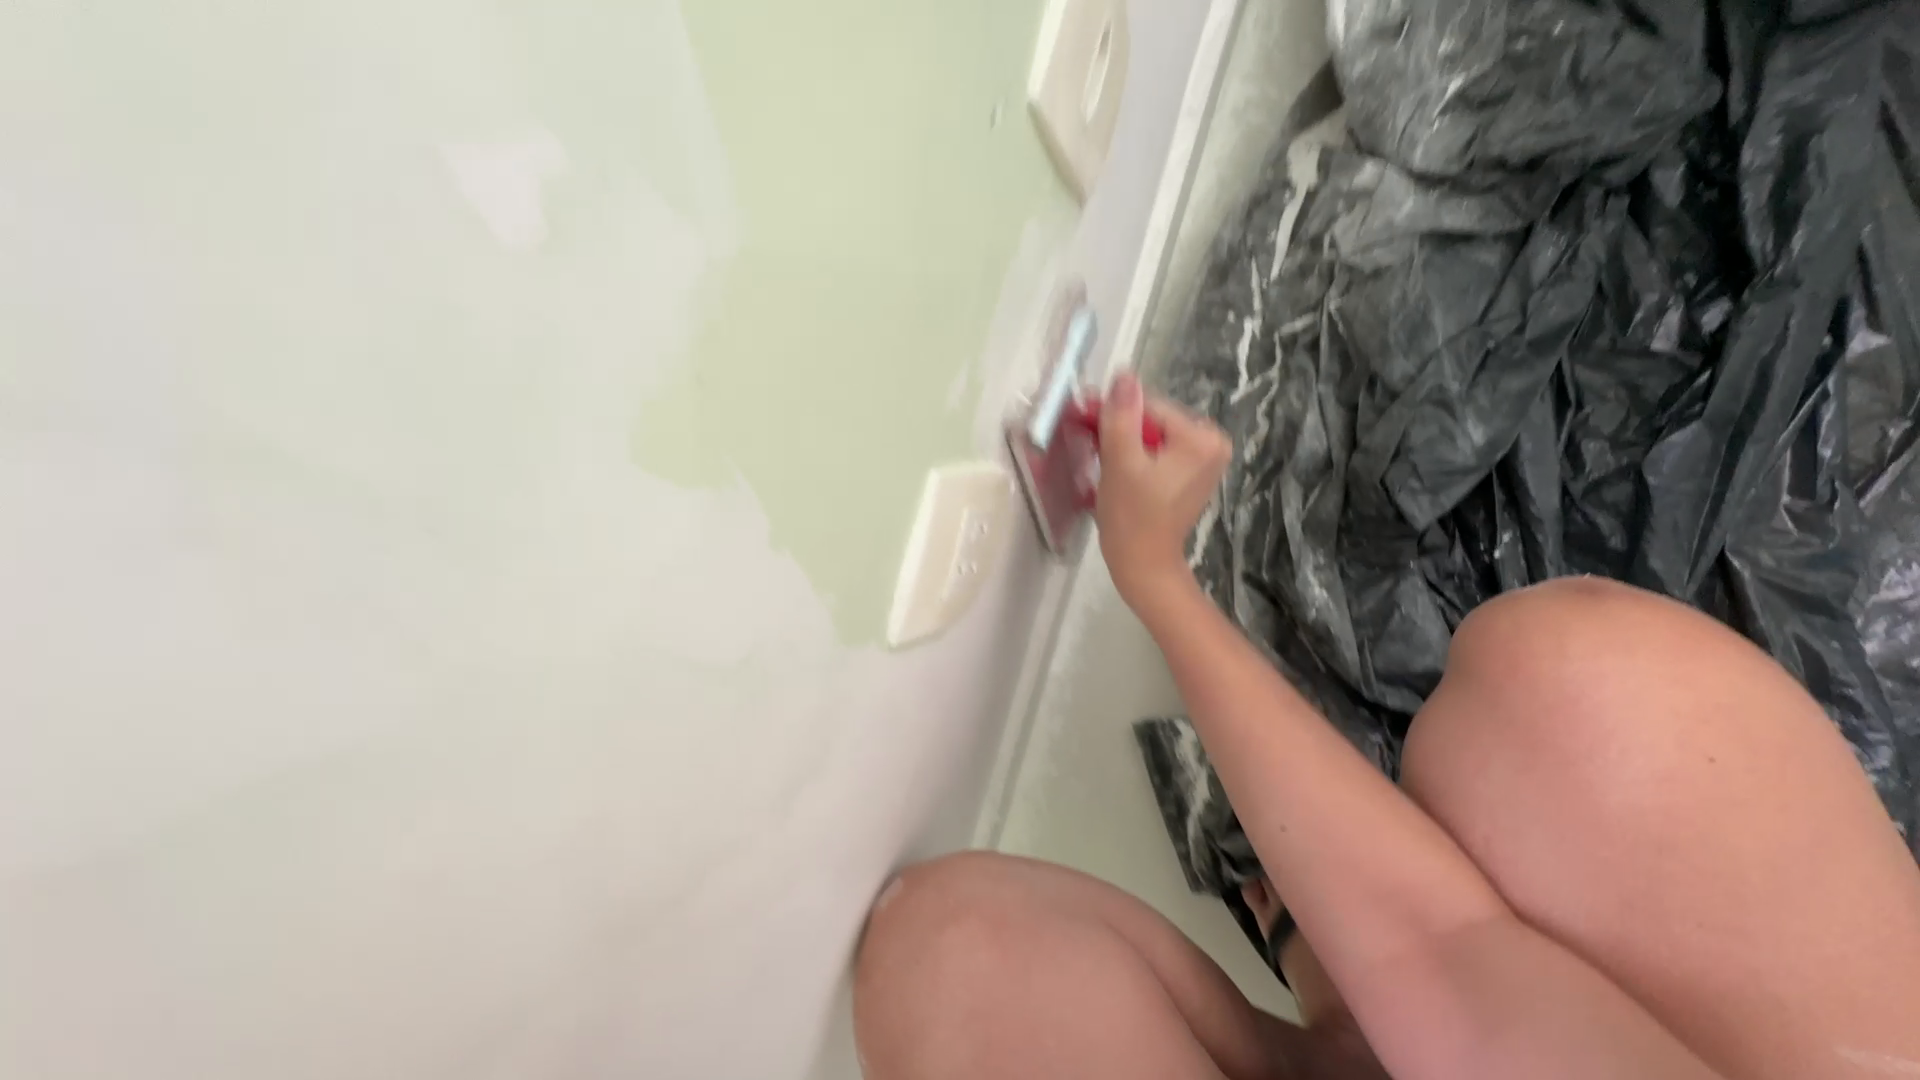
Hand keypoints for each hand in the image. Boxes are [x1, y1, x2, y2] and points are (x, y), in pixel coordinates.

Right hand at [1094, 373, 1232, 607]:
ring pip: (1152, 435)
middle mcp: (1212, 444)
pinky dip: (1135, 455)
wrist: (1143, 565)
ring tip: (1097, 457)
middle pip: (1152, 420)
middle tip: (1085, 438)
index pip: (1149, 407)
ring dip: (1122, 441)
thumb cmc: (1131, 518)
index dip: (1112, 412)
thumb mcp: (1120, 463)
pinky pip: (1158, 452)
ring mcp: (1204, 460)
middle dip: (1118, 428)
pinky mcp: (1191, 474)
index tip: (1080, 416)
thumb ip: (1121, 417)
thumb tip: (1124, 376)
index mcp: (1202, 438)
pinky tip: (1113, 467)